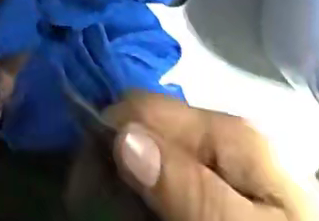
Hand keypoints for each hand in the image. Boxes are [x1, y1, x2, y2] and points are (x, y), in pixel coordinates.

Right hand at [107, 93, 318, 220]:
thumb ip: (190, 191)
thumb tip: (123, 137)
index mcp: (231, 135)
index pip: (136, 107)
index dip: (104, 144)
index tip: (87, 196)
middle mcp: (225, 137)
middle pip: (141, 129)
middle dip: (113, 167)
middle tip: (101, 213)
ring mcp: (228, 165)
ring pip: (152, 156)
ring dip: (129, 187)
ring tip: (124, 216)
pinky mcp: (230, 191)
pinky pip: (174, 180)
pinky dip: (153, 199)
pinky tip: (151, 216)